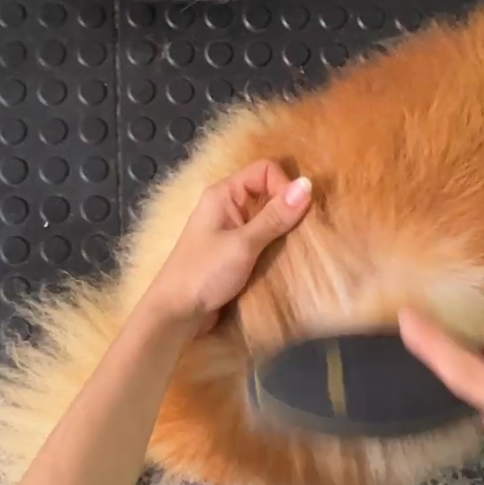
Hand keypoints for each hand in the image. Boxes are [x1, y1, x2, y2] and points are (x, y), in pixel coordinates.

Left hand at [140, 160, 311, 331]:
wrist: (175, 313)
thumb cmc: (204, 274)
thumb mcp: (243, 244)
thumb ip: (275, 216)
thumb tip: (308, 184)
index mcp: (224, 194)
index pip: (265, 170)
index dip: (284, 186)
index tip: (295, 214)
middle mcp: (227, 207)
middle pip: (267, 193)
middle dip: (289, 209)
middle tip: (307, 231)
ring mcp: (229, 231)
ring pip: (266, 219)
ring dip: (284, 231)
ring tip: (301, 246)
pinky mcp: (233, 253)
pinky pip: (261, 240)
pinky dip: (275, 246)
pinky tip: (287, 259)